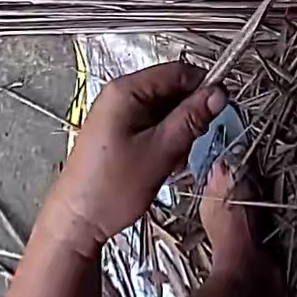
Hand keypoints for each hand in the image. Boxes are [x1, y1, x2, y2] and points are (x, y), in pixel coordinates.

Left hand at [36, 61, 224, 257]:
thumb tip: (218, 94)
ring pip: (165, 109)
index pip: (177, 71)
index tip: (221, 107)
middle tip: (190, 143)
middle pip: (171, 89)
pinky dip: (165, 140)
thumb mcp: (160, 151)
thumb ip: (191, 119)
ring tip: (172, 159)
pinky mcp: (118, 131)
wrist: (75, 225)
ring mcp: (118, 113)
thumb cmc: (111, 189)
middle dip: (188, 114)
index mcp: (126, 90)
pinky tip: (162, 162)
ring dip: (178, 131)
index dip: (203, 86)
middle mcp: (120, 95)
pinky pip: (152, 124)